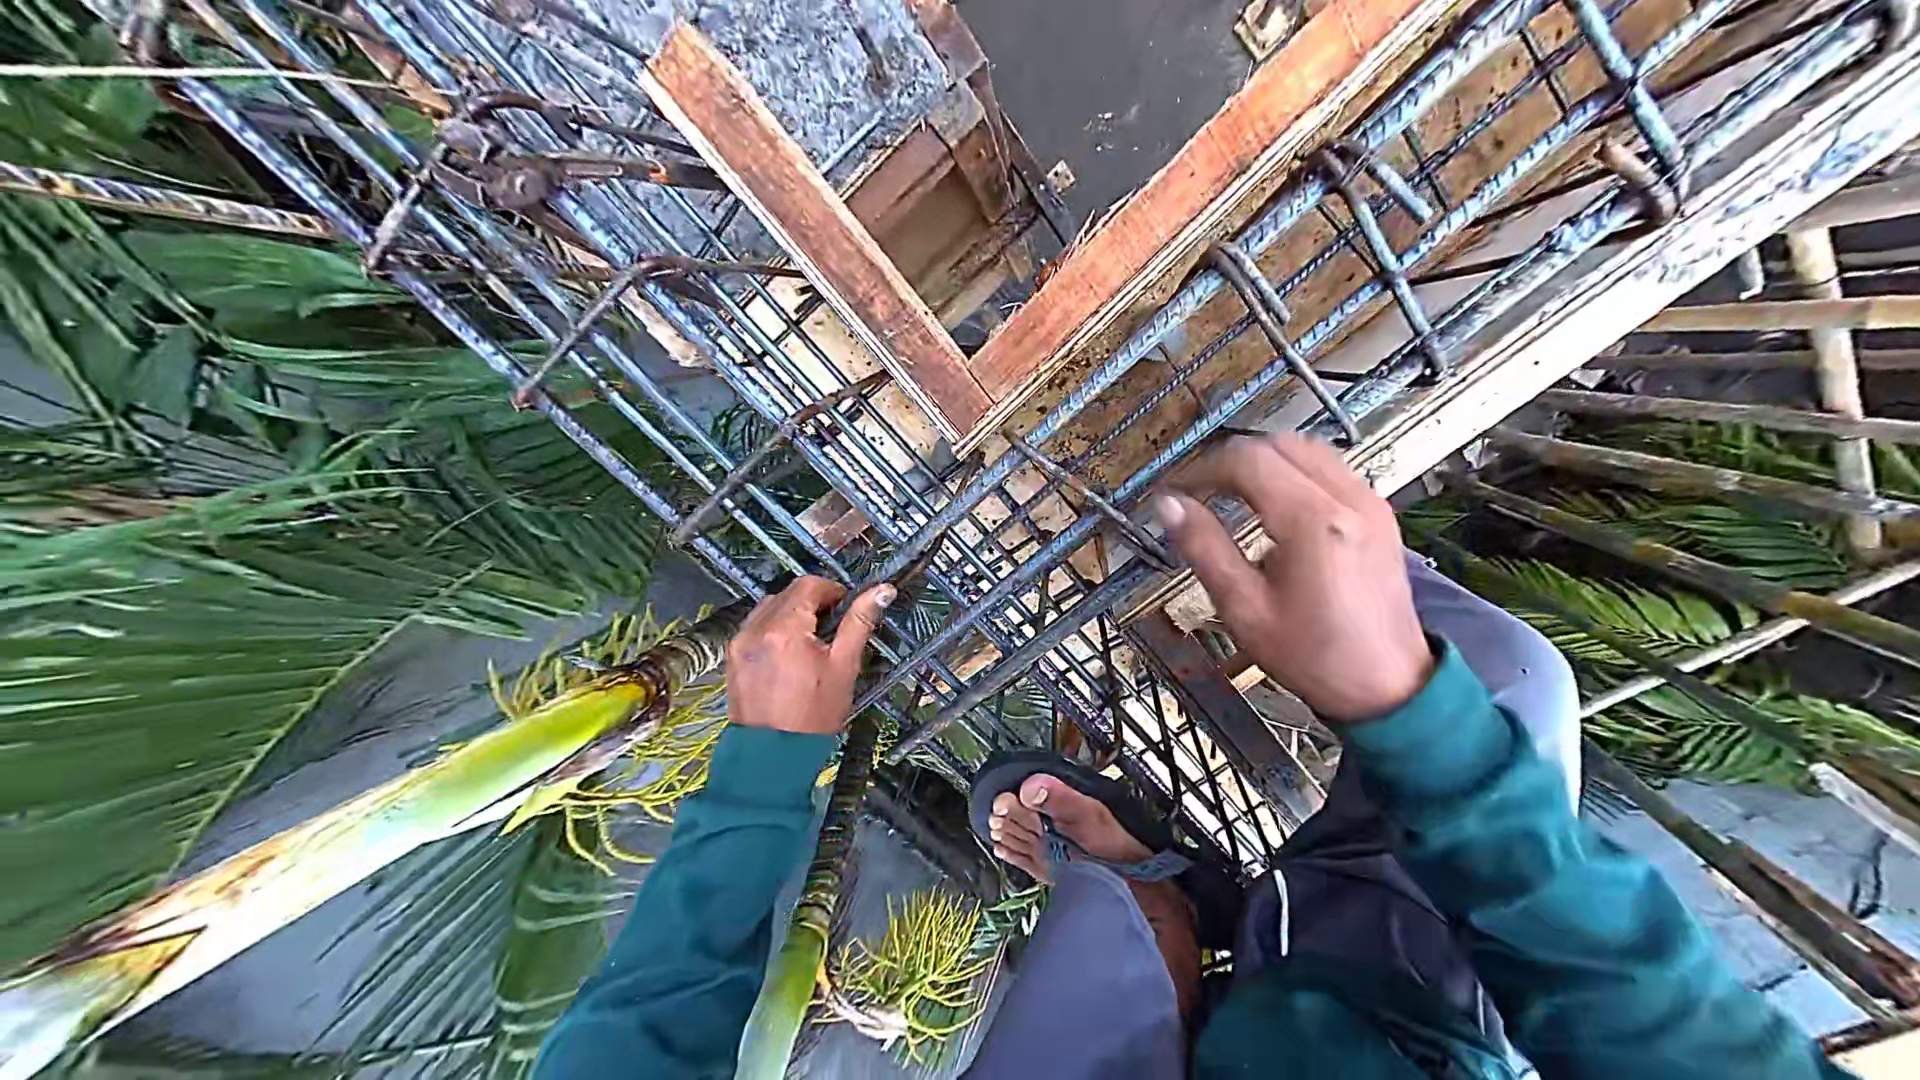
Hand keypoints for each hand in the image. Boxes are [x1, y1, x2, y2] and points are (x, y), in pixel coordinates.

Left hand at [725, 576, 895, 734]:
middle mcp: (756, 630)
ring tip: (810, 641)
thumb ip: (860, 621)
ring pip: (771, 607)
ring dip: (792, 613)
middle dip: (813, 602)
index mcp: (785, 630)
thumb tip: (881, 592)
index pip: (809, 585)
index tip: (844, 604)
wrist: (775, 754)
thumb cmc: (812, 716)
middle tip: (832, 625)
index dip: (831, 590)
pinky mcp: (734, 656)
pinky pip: (756, 626)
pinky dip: (774, 629)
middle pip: (788, 593)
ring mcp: (741, 643)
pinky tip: (790, 652)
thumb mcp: (844, 665)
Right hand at [1154, 433, 1431, 722]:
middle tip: (1200, 490)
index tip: (1178, 492)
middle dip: (1229, 461)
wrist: (1386, 685)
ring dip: (1261, 461)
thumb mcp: (1244, 607)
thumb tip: (1169, 507)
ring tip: (1230, 493)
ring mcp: (1368, 503)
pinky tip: (1271, 503)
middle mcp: (1347, 500)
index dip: (1202, 470)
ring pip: (1304, 447)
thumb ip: (1204, 547)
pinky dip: (1291, 471)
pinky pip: (1327, 466)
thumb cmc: (1313, 655)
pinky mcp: (1377, 512)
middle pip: (1276, 444)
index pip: (1247, 461)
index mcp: (1313, 523)